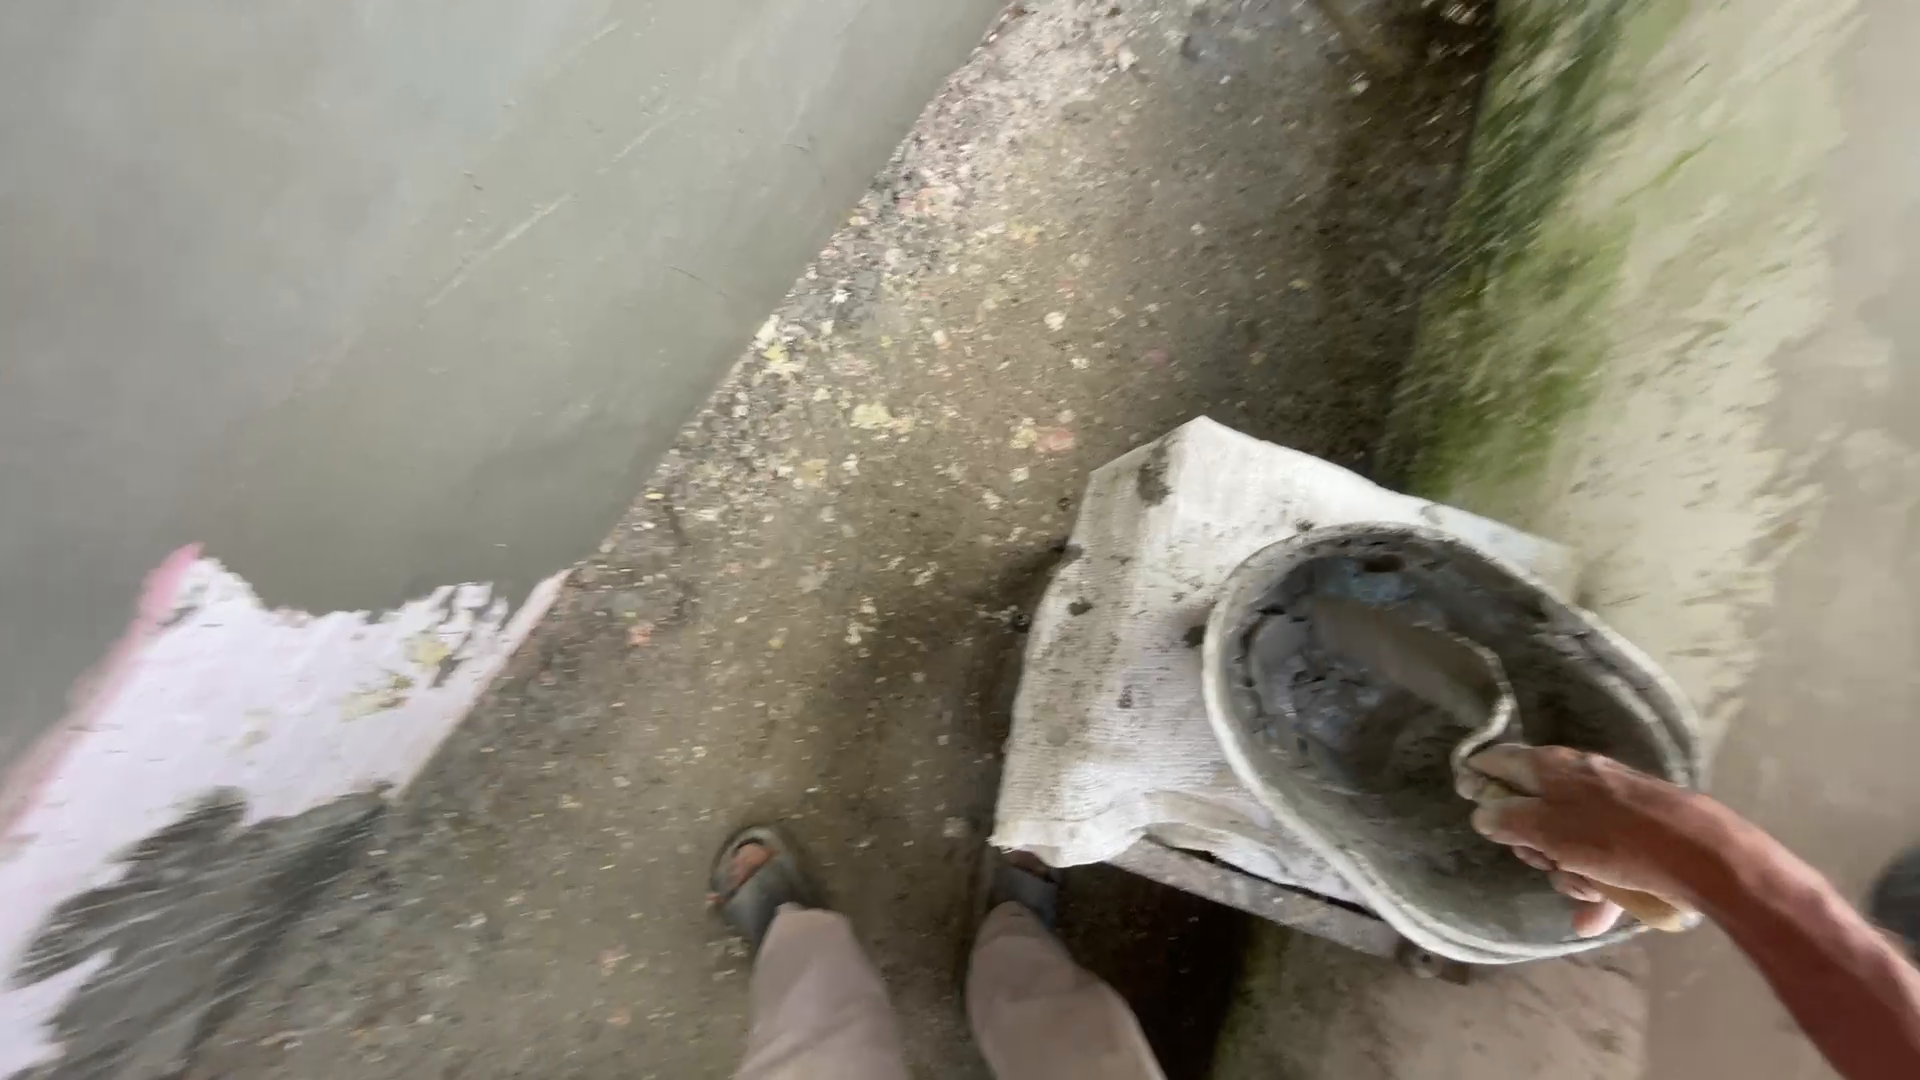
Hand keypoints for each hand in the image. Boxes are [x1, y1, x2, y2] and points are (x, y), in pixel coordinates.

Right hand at [1465, 745, 1719, 936]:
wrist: (1713, 859)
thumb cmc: (1615, 839)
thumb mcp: (1545, 830)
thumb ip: (1505, 820)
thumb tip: (1483, 815)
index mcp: (1548, 765)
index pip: (1495, 760)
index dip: (1478, 781)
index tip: (1475, 807)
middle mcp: (1578, 775)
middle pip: (1531, 805)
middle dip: (1530, 840)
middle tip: (1540, 860)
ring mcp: (1614, 802)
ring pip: (1568, 835)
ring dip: (1566, 866)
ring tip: (1585, 889)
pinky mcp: (1643, 831)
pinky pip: (1604, 855)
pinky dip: (1597, 881)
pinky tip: (1595, 916)